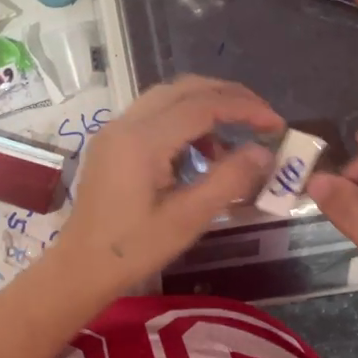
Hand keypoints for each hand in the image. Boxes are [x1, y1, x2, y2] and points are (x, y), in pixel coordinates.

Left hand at [51, 76, 281, 294]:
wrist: (80, 267)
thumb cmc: (133, 249)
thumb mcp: (187, 218)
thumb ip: (228, 180)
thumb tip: (263, 152)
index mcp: (141, 140)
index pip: (202, 106)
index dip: (244, 109)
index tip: (276, 125)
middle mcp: (124, 124)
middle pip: (183, 89)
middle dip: (227, 97)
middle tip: (261, 118)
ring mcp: (113, 132)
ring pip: (166, 99)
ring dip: (204, 108)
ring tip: (234, 140)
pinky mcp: (110, 144)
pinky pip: (152, 116)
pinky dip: (182, 122)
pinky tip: (201, 153)